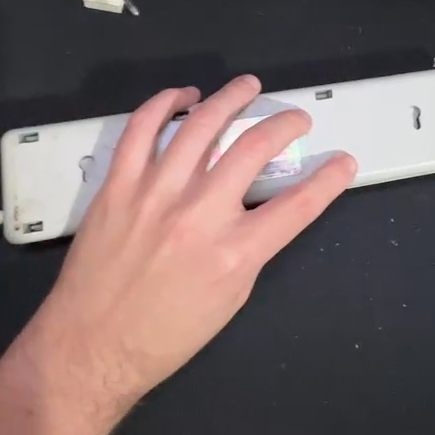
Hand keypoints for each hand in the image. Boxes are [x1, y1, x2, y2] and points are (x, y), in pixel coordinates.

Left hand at [14, 75, 357, 417]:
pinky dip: (165, 104)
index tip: (343, 160)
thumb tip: (265, 204)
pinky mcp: (119, 185)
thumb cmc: (166, 334)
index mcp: (234, 253)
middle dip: (286, 124)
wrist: (91, 349)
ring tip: (248, 86)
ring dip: (230, 98)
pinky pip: (142, 129)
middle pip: (254, 148)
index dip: (329, 178)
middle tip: (296, 117)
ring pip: (201, 125)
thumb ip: (252, 246)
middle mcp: (199, 215)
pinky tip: (184, 97)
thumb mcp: (231, 298)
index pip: (298, 204)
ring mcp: (155, 194)